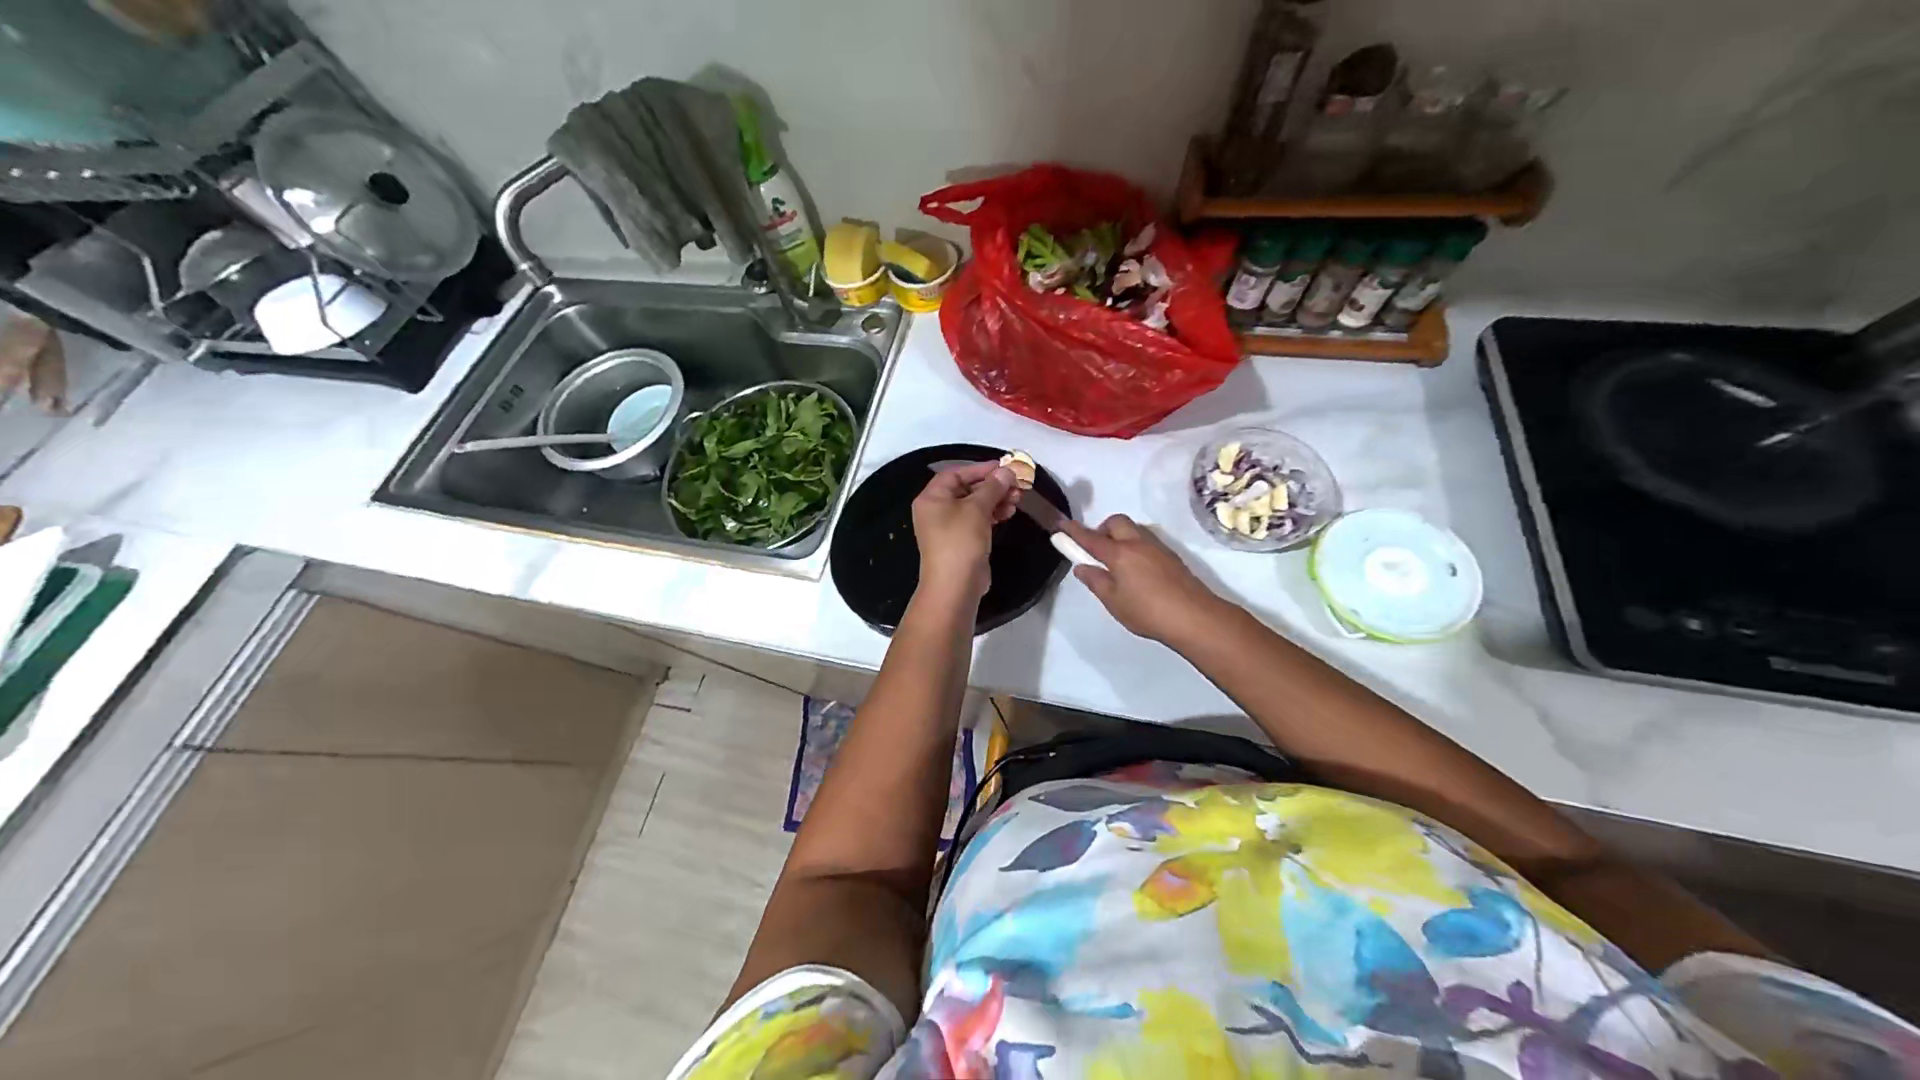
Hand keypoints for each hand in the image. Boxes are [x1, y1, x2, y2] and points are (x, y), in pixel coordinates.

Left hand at [912, 462, 1018, 599]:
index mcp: (932, 498)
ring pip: (975, 505)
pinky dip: (992, 514)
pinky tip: (1009, 512)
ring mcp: (949, 527)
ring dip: (996, 500)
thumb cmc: (960, 541)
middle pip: (967, 489)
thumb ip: (993, 487)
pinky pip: (977, 520)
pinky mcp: (961, 541)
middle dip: (992, 486)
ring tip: (1017, 499)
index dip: (980, 468)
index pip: (956, 473)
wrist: (955, 585)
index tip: (1004, 467)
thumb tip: (1007, 472)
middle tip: (1016, 485)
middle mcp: (937, 510)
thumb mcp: (977, 509)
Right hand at [1059, 514, 1224, 644]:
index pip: (1090, 537)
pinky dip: (1135, 546)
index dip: (1073, 531)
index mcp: (1119, 553)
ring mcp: (1157, 547)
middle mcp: (1138, 543)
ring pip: (1133, 530)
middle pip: (1116, 522)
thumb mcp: (1113, 601)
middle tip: (1098, 552)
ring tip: (1118, 565)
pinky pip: (1146, 541)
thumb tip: (1082, 567)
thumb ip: (1095, 581)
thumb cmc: (1147, 611)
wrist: (1194, 617)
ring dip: (1120, 537)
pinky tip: (1137, 571)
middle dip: (1102, 529)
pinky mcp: (1171, 556)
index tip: (1061, 525)